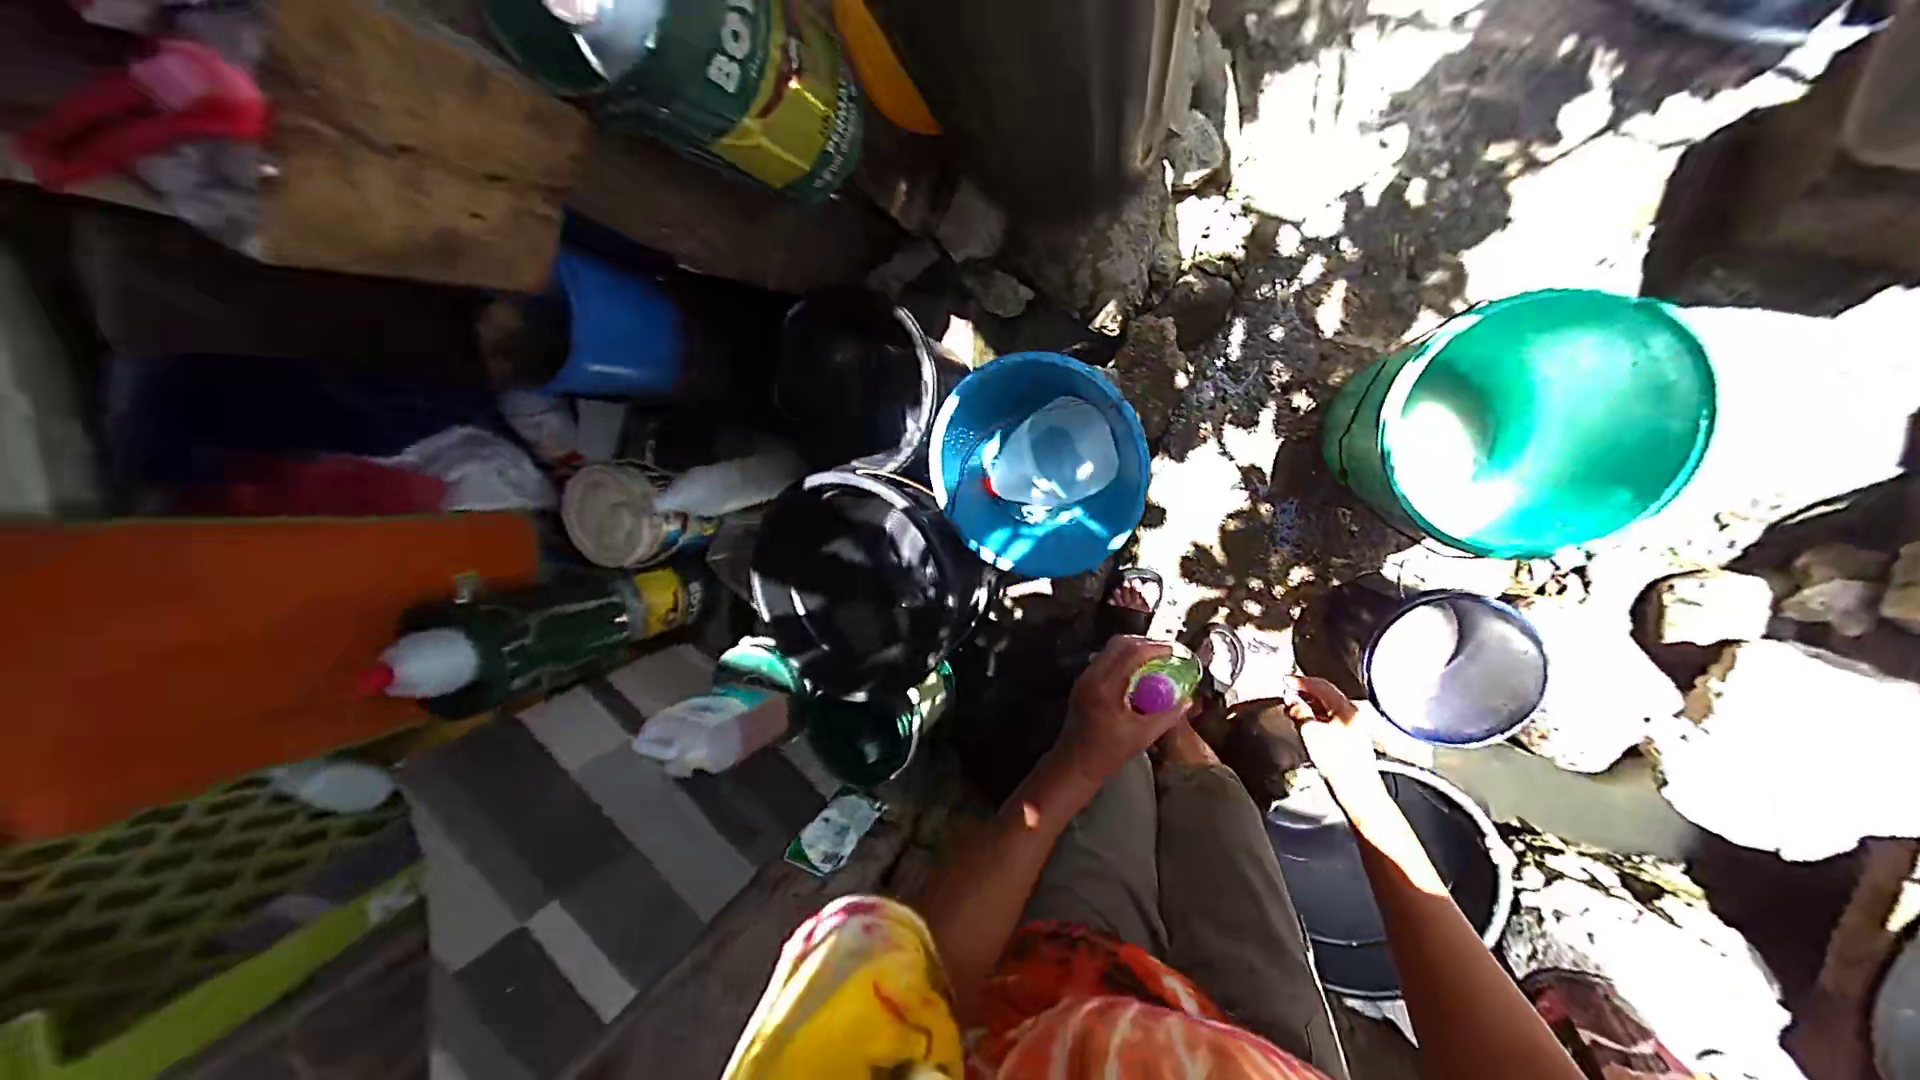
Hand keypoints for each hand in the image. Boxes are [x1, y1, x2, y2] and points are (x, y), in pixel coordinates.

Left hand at [1057, 636, 1188, 782]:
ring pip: (1109, 651)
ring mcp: (1084, 678)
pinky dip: (1121, 659)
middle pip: (1118, 644)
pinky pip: (1103, 661)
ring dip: (1131, 650)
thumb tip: (1187, 700)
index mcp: (1105, 687)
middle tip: (1164, 652)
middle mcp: (1091, 676)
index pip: (1130, 653)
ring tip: (1153, 659)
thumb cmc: (1108, 753)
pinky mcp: (1082, 683)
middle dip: (1143, 643)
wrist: (1074, 763)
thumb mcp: (1143, 735)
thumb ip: (1167, 715)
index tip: (1173, 650)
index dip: (1154, 648)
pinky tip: (1136, 672)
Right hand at [1283, 676, 1385, 802]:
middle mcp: (1354, 714)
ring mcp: (1355, 727)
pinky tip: (1307, 723)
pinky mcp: (1352, 739)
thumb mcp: (1310, 732)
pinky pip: (1331, 719)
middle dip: (1305, 692)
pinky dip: (1317, 716)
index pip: (1321, 686)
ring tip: (1293, 707)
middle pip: (1326, 695)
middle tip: (1288, 691)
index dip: (1300, 681)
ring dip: (1310, 704)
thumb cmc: (1338, 763)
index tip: (1286, 680)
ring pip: (1328, 707)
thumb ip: (1299, 712)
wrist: (1357, 791)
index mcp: (1347, 709)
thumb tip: (1291, 700)